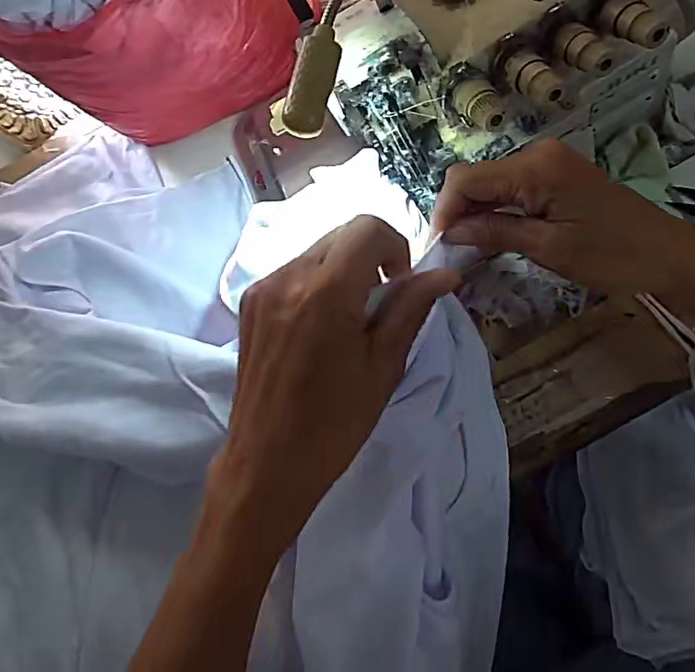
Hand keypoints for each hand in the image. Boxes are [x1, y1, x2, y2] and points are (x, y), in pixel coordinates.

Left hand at [210, 216, 459, 554]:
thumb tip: (445, 274)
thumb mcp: (383, 366)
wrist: (265, 465)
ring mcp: (263, 287)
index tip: (400, 283)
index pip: (367, 228)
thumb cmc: (334, 424)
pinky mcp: (249, 301)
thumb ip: (411, 308)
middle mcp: (288, 276)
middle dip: (371, 255)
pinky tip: (320, 327)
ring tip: (349, 319)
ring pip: (317, 249)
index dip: (396, 245)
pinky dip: (316, 281)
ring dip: (343, 268)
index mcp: (325, 291)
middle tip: (380, 303)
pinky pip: (293, 270)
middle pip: (341, 234)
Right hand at [432, 139, 694, 301]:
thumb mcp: (550, 248)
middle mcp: (537, 153)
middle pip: (477, 177)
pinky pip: (513, 186)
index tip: (439, 244)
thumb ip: (496, 233)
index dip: (445, 209)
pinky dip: (499, 208)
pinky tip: (495, 233)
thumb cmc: (615, 255)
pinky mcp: (556, 173)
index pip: (466, 178)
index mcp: (535, 167)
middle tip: (453, 250)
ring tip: (470, 247)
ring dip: (477, 212)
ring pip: (492, 182)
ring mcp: (548, 161)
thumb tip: (451, 232)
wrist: (672, 255)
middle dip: (459, 211)